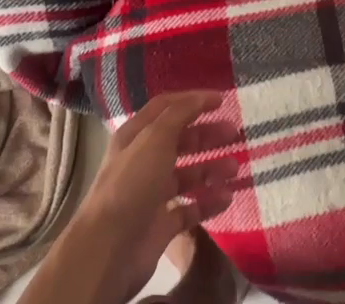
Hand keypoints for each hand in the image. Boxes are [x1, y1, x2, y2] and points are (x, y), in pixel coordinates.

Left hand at [69, 91, 241, 301]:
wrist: (109, 249)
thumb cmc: (132, 184)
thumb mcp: (154, 139)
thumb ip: (180, 114)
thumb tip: (202, 96)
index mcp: (136, 136)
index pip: (166, 108)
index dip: (193, 101)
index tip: (222, 100)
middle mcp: (144, 162)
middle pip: (180, 140)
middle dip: (207, 135)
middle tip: (235, 134)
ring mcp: (153, 194)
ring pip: (188, 175)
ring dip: (212, 168)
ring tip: (234, 168)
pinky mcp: (163, 224)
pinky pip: (191, 207)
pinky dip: (209, 201)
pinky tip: (227, 198)